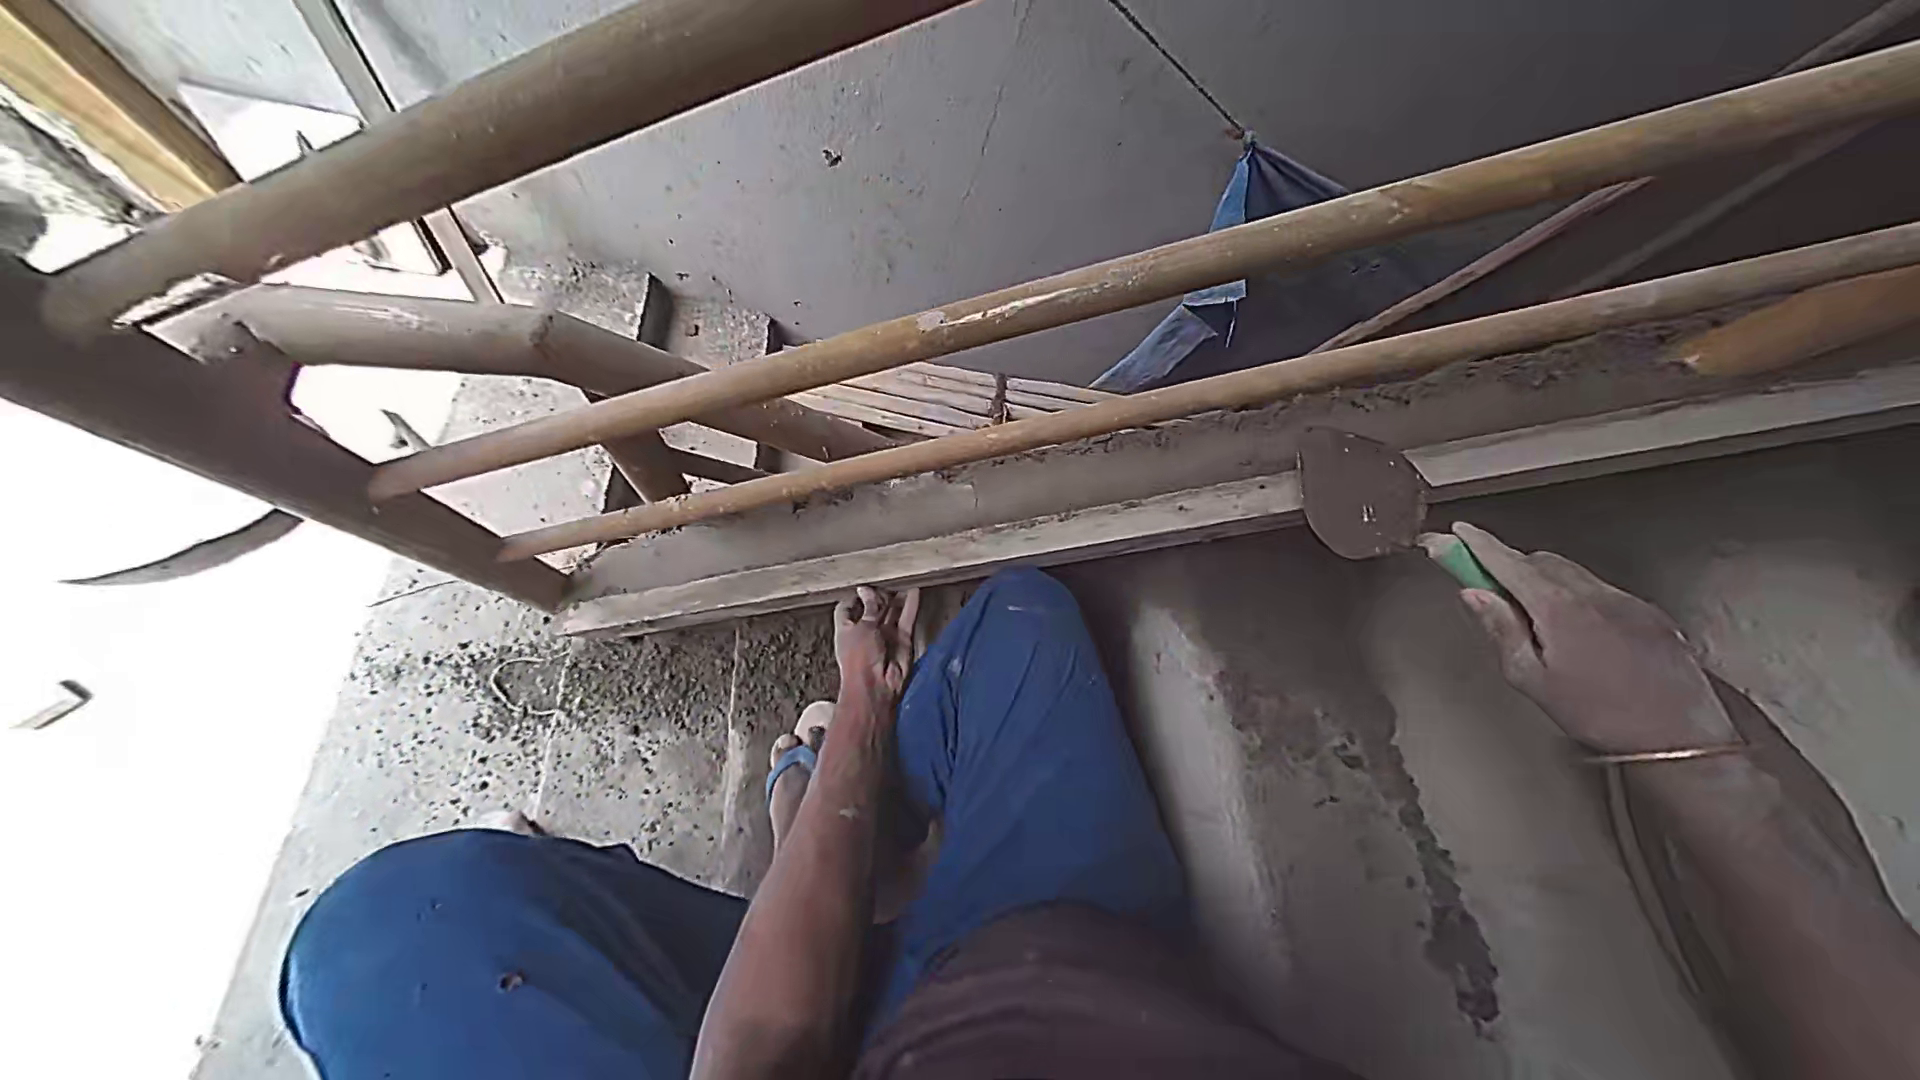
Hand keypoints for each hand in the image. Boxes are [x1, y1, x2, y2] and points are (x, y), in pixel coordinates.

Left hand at [833, 585, 919, 710]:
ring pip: (892, 613)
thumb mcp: (862, 627)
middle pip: (873, 609)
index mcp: (848, 630)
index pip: (847, 609)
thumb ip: (869, 607)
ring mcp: (885, 637)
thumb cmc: (860, 658)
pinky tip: (915, 591)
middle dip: (879, 596)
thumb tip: (866, 590)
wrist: (876, 687)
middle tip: (887, 582)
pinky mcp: (902, 641)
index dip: (854, 598)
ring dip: (896, 599)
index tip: (863, 586)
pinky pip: (906, 620)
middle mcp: (866, 633)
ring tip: (904, 580)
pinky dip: (911, 606)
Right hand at [1449, 522, 1735, 754]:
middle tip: (1485, 584)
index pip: (1508, 562)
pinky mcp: (1650, 614)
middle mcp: (1596, 595)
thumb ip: (1499, 628)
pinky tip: (1568, 625)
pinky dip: (1572, 593)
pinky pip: (1599, 588)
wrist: (1679, 741)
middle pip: (1540, 561)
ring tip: (1528, 613)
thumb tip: (1473, 594)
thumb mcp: (1528, 675)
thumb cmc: (1596, 713)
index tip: (1456, 532)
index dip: (1478, 544)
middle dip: (1508, 564)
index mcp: (1560, 608)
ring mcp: (1628, 602)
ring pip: (1571, 572)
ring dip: (1540, 579)